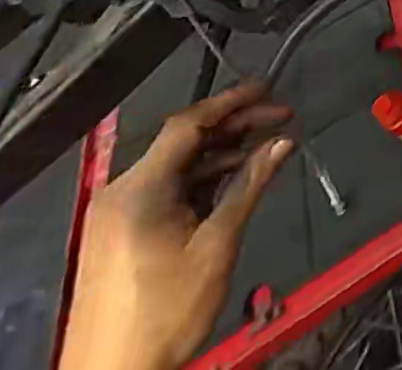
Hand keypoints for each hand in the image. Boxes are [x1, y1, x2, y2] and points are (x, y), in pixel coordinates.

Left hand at [59, 82, 295, 369]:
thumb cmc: (166, 313)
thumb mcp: (217, 244)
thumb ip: (249, 185)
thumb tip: (283, 141)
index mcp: (139, 189)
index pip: (188, 125)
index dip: (231, 101)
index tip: (268, 88)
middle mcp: (123, 191)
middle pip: (184, 142)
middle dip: (235, 126)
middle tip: (281, 116)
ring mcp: (118, 212)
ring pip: (179, 165)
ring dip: (223, 153)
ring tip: (267, 146)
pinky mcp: (122, 232)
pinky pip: (169, 188)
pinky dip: (204, 179)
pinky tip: (236, 179)